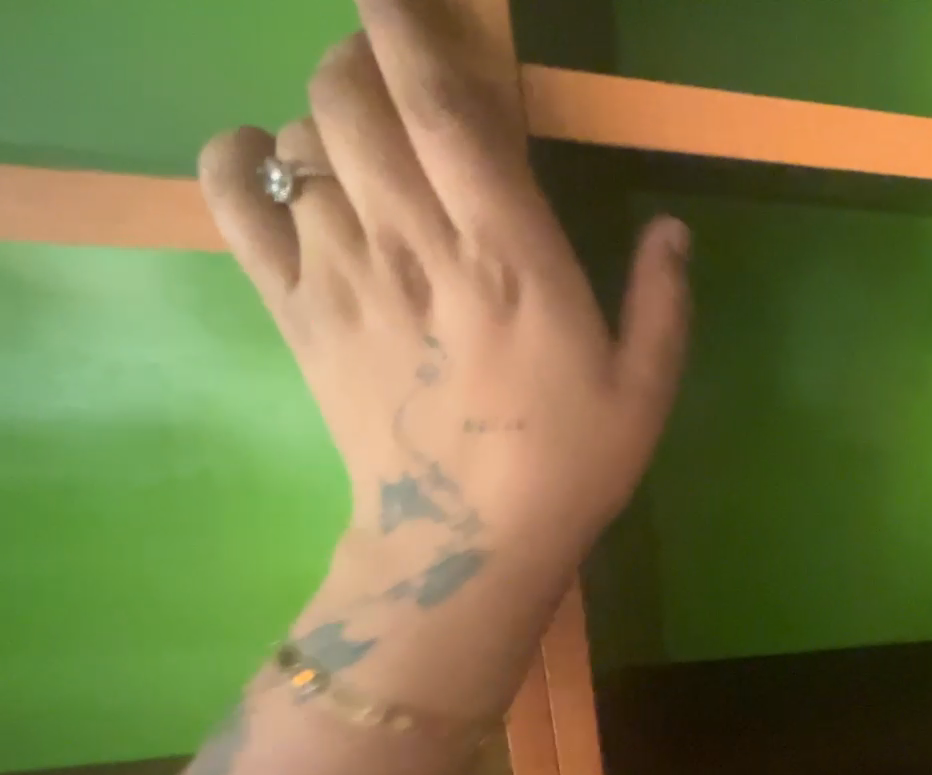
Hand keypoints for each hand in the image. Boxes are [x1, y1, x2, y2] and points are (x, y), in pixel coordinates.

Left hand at [196, 0, 687, 584]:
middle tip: (405, 70)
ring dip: (331, 109)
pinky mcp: (296, 309)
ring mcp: (344, 275)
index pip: (446, 109)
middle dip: (371, 56)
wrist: (467, 542)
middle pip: (356, 99)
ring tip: (367, 130)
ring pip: (304, 139)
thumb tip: (670, 227)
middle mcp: (417, 248)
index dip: (421, 30)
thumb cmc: (572, 463)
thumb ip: (661, 301)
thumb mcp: (646, 389)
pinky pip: (236, 197)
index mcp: (512, 262)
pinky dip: (240, 156)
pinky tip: (270, 156)